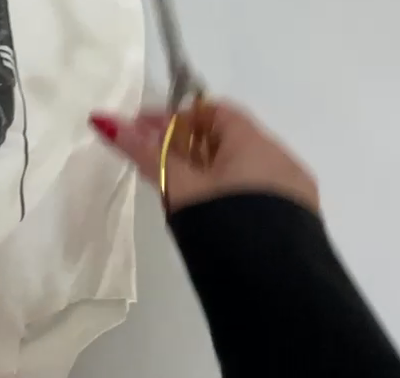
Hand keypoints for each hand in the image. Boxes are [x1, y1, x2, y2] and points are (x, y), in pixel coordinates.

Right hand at [91, 102, 318, 213]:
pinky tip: (205, 208)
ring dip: (203, 167)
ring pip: (238, 165)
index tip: (146, 131)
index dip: (175, 115)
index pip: (213, 109)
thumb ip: (142, 148)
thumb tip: (102, 118)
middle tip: (152, 157)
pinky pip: (253, 189)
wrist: (278, 290)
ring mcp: (294, 194)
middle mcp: (281, 161)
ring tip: (173, 185)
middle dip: (184, 143)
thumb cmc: (224, 219)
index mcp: (257, 144)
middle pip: (224, 136)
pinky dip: (224, 188)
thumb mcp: (176, 181)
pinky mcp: (297, 222)